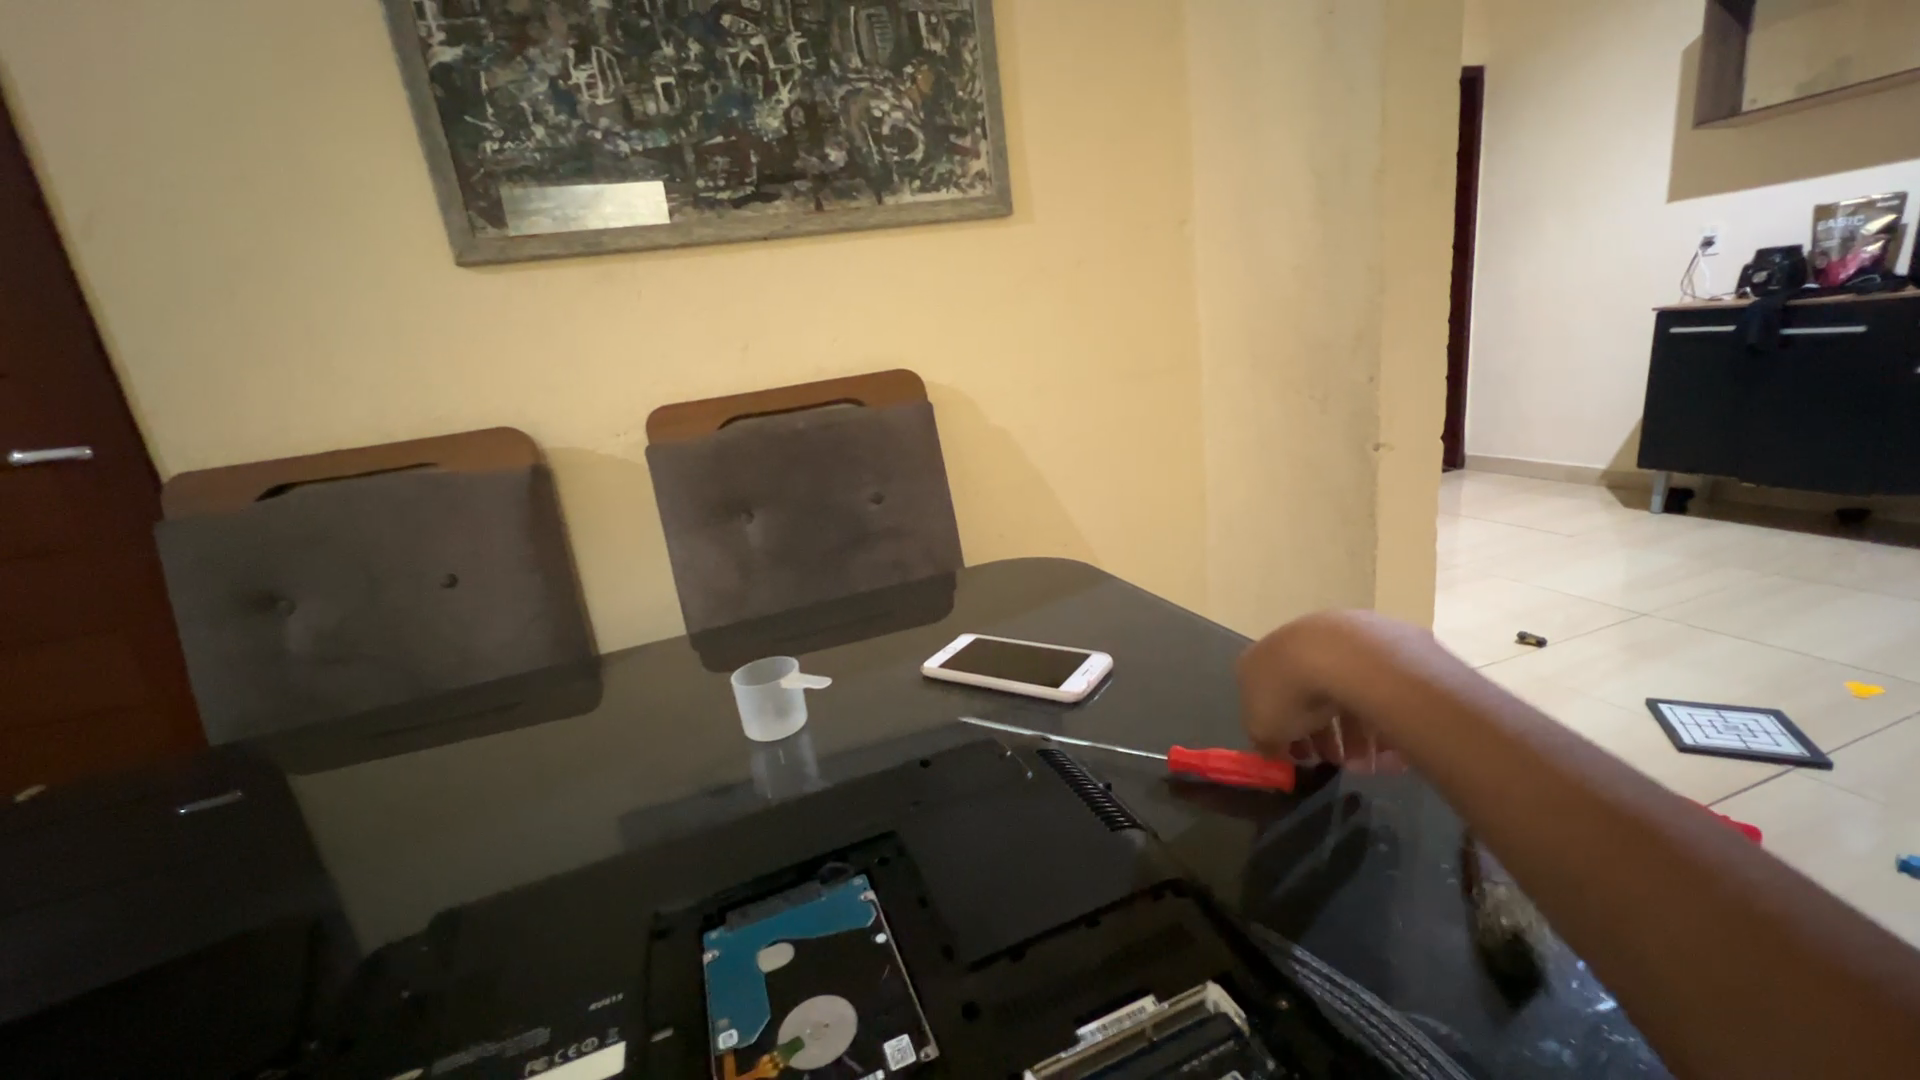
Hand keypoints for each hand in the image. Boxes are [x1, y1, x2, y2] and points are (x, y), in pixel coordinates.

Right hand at [1236, 610, 1410, 773]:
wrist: (1334, 654)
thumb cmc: (1287, 693)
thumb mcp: (1263, 730)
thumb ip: (1265, 744)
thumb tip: (1272, 750)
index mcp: (1256, 666)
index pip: (1267, 704)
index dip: (1283, 736)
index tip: (1302, 757)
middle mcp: (1287, 651)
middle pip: (1304, 701)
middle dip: (1322, 738)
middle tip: (1336, 761)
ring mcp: (1325, 646)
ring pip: (1338, 697)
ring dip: (1351, 736)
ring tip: (1366, 762)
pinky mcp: (1362, 647)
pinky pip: (1365, 689)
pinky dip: (1373, 717)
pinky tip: (1384, 744)